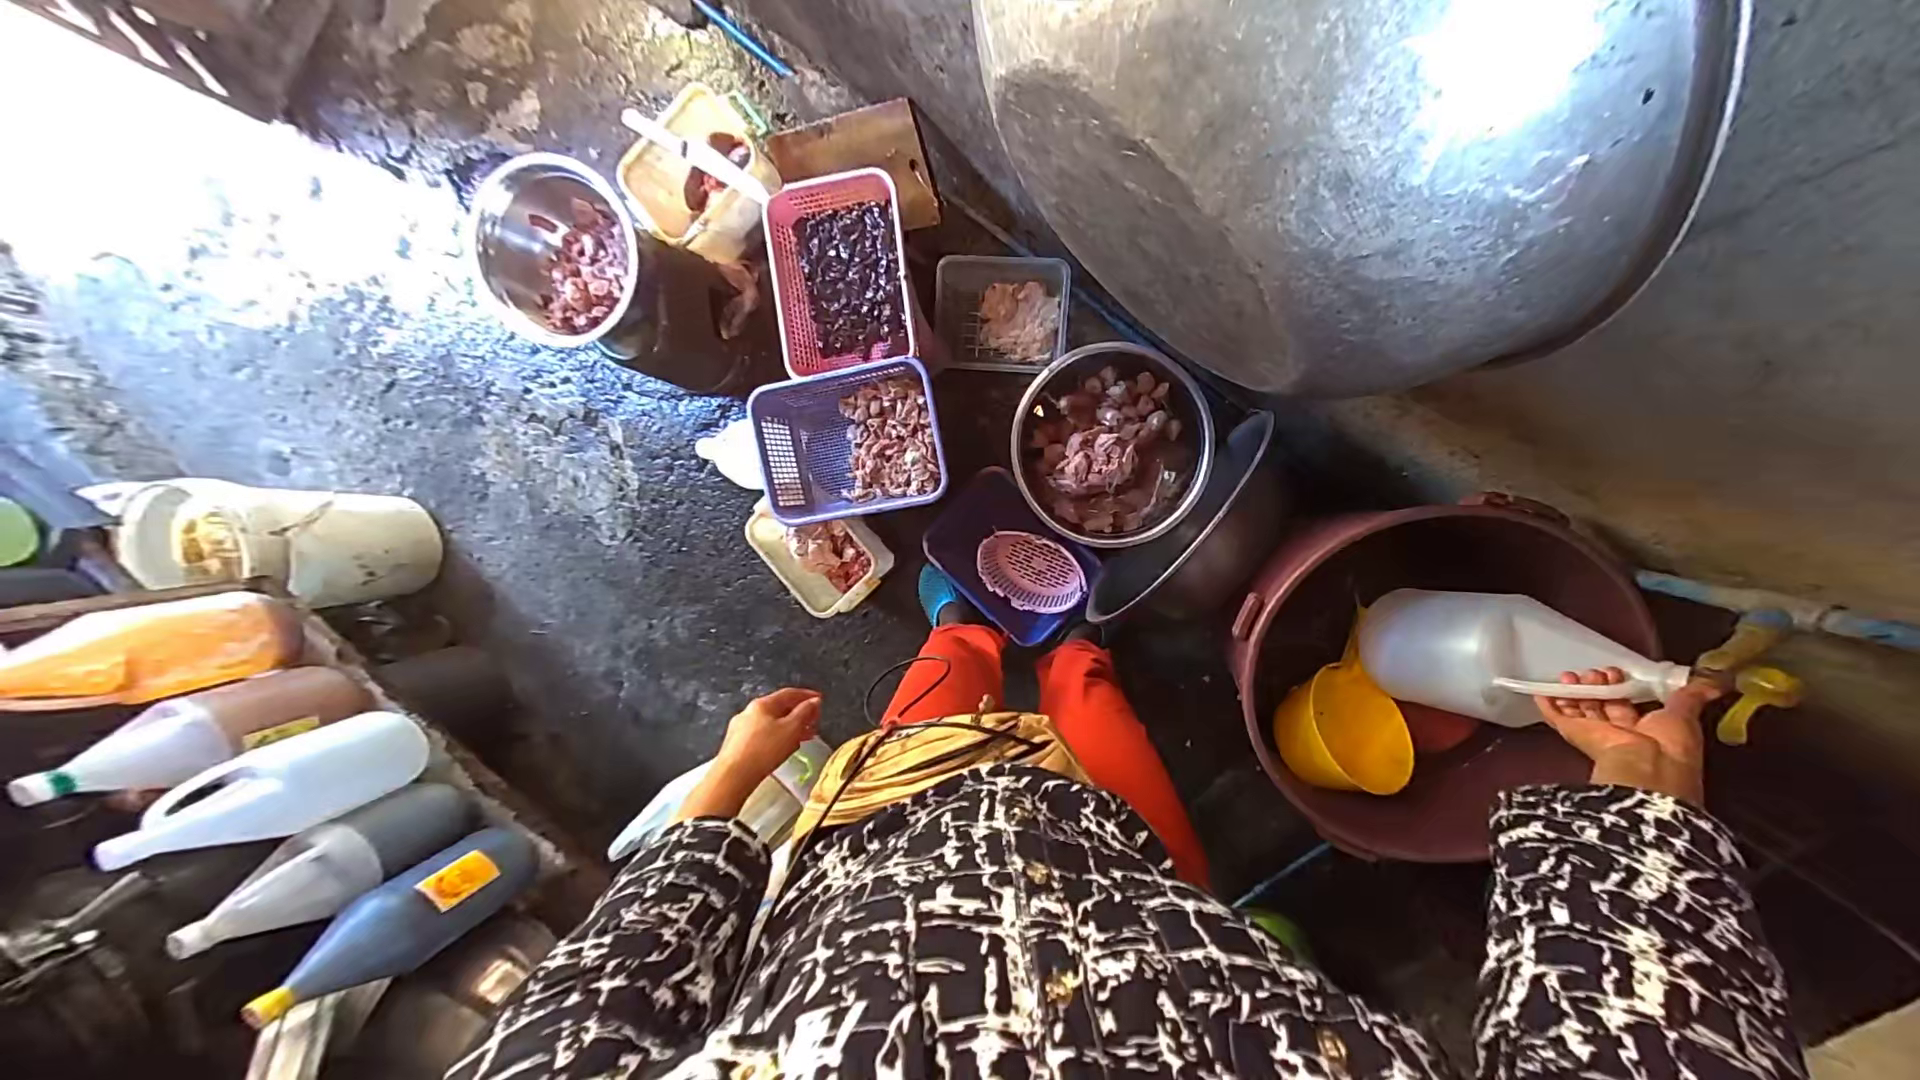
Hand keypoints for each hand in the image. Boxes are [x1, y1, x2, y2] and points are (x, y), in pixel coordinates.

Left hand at [716, 687, 821, 779]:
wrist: (733, 776)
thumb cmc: (765, 750)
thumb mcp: (792, 729)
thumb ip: (805, 712)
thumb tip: (814, 701)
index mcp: (762, 704)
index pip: (788, 693)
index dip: (807, 695)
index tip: (820, 699)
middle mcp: (748, 712)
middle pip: (779, 708)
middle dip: (799, 713)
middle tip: (814, 720)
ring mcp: (740, 728)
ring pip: (770, 722)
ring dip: (789, 727)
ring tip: (803, 736)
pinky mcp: (736, 745)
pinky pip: (762, 735)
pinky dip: (777, 737)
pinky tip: (783, 747)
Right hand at [1533, 667, 1722, 804]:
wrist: (1641, 763)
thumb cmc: (1667, 742)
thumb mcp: (1683, 715)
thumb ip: (1690, 698)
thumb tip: (1716, 683)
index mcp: (1644, 728)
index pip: (1625, 702)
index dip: (1619, 686)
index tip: (1615, 672)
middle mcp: (1616, 730)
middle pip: (1598, 703)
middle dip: (1594, 685)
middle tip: (1594, 672)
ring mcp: (1591, 731)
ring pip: (1576, 707)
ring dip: (1572, 690)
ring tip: (1570, 675)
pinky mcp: (1570, 732)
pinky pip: (1554, 716)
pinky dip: (1546, 703)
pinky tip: (1542, 690)